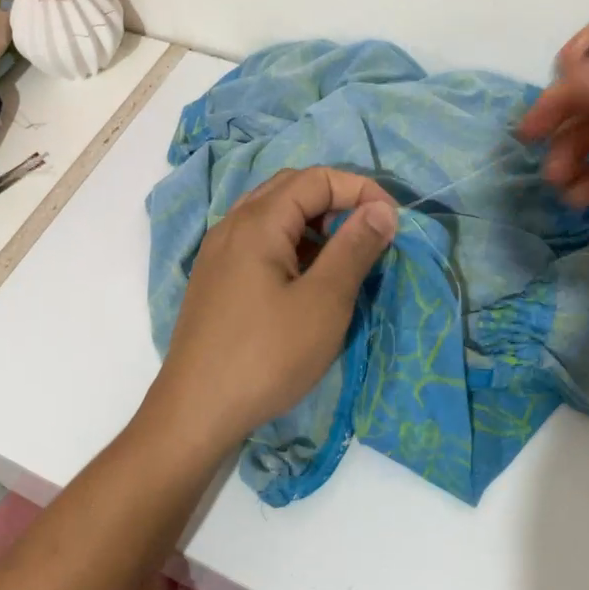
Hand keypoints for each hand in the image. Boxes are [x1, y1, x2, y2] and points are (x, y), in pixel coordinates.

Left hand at [144, 167, 397, 449]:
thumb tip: (381, 209)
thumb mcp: (323, 303)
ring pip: (272, 215)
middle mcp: (232, 225)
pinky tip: (307, 280)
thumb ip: (353, 249)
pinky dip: (290, 245)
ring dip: (313, 224)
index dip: (360, 190)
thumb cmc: (266, 356)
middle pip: (290, 188)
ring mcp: (218, 252)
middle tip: (369, 234)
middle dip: (336, 201)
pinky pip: (257, 241)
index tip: (392, 224)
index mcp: (257, 222)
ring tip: (344, 258)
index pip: (316, 178)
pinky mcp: (215, 279)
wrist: (196, 410)